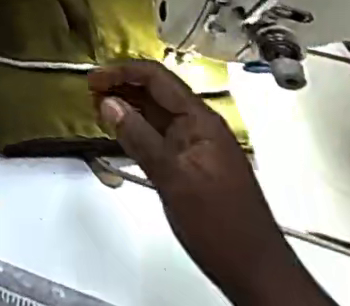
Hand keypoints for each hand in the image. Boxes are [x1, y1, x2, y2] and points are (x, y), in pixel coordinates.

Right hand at [90, 61, 328, 305]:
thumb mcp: (174, 181)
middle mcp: (200, 127)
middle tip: (91, 93)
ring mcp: (196, 145)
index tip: (94, 79)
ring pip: (155, 111)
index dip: (121, 72)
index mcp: (202, 122)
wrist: (258, 277)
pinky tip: (120, 132)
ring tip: (98, 109)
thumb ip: (139, 138)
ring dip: (126, 105)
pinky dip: (135, 127)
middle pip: (156, 90)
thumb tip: (109, 103)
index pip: (157, 78)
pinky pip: (158, 133)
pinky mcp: (191, 163)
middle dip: (121, 86)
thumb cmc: (225, 231)